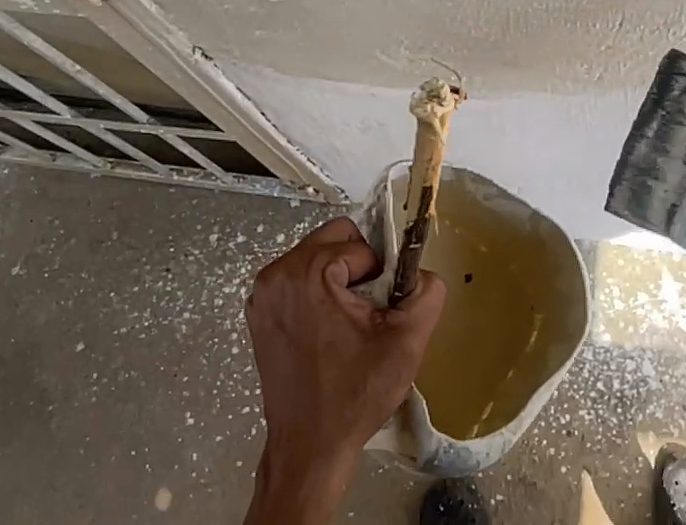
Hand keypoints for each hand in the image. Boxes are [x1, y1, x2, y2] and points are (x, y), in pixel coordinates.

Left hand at [243, 217, 446, 524]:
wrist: (310, 446)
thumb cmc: (356, 393)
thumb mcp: (408, 340)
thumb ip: (427, 290)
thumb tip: (422, 272)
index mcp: (307, 271)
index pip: (361, 246)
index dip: (380, 276)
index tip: (380, 313)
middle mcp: (277, 274)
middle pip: (333, 238)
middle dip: (359, 266)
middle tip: (368, 312)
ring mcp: (262, 295)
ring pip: (315, 258)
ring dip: (338, 279)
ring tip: (348, 325)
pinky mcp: (258, 315)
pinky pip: (297, 281)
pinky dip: (317, 294)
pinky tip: (328, 333)